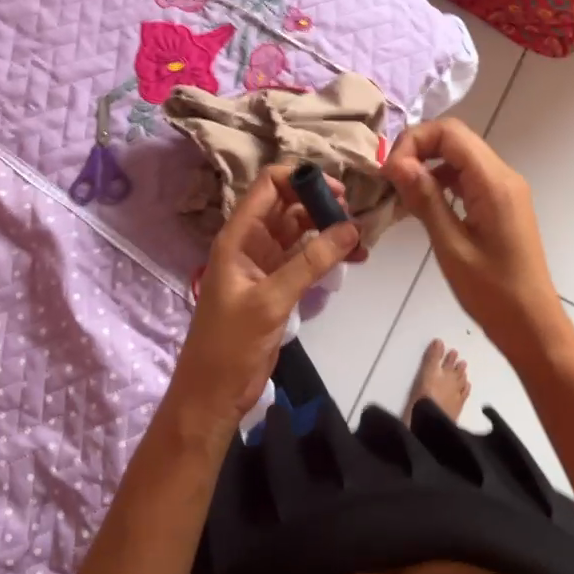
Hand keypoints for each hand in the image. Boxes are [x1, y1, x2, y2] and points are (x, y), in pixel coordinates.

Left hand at [166, 166, 359, 434]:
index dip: (301, 178)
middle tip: (353, 217)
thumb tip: (351, 228)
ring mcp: (266, 264)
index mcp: (238, 236)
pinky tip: (353, 258)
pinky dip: (328, 254)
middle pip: (289, 205)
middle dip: (321, 204)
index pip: (269, 186)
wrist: (213, 394)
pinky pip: (306, 258)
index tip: (335, 190)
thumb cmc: (230, 344)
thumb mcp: (270, 300)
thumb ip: (310, 262)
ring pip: (301, 231)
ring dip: (329, 230)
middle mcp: (252, 242)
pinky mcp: (278, 286)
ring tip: (361, 239)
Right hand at [384, 119, 566, 358]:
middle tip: (391, 180)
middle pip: (455, 139)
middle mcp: (503, 176)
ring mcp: (505, 189)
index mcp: (494, 182)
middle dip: (418, 150)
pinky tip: (422, 204)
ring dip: (428, 165)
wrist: (532, 326)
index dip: (414, 141)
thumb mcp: (451, 246)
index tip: (390, 172)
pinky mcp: (501, 204)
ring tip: (401, 193)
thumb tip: (397, 164)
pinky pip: (468, 177)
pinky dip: (442, 181)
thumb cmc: (492, 292)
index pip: (450, 133)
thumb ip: (425, 199)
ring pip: (460, 157)